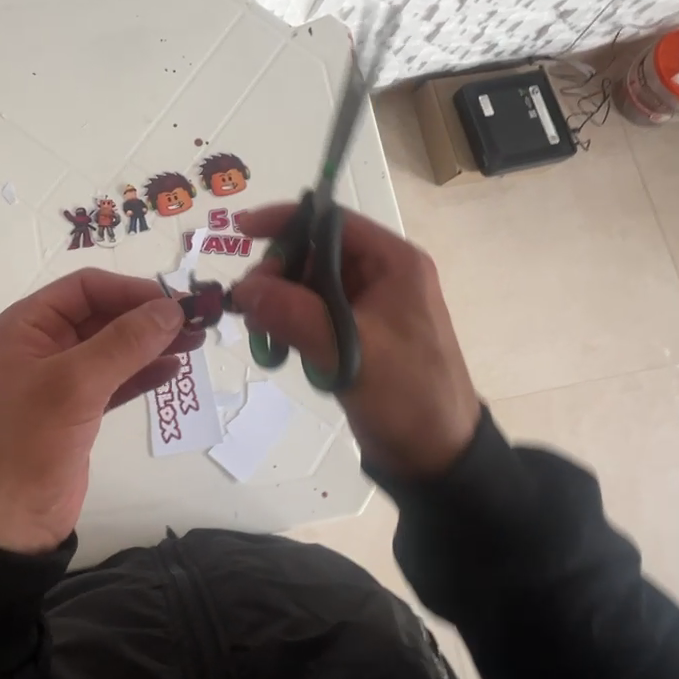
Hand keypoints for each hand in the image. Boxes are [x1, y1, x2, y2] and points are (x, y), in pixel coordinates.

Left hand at [0, 270, 203, 553]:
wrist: (3, 528)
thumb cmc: (27, 444)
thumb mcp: (74, 385)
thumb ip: (125, 343)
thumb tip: (173, 308)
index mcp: (26, 327)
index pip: (85, 289)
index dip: (131, 290)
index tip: (176, 303)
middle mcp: (41, 346)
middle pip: (102, 315)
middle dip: (147, 317)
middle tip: (197, 323)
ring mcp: (58, 381)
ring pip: (113, 348)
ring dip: (152, 344)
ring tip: (196, 343)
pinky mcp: (76, 413)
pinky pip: (115, 381)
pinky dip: (143, 374)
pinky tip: (173, 370)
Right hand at [233, 205, 480, 479]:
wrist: (436, 457)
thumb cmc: (406, 395)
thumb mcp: (348, 349)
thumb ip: (293, 313)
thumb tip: (243, 288)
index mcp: (393, 263)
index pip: (332, 222)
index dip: (286, 221)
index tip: (241, 230)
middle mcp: (381, 275)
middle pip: (314, 252)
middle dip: (277, 272)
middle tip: (249, 303)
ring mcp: (368, 306)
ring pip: (308, 284)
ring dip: (279, 301)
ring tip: (260, 331)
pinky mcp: (355, 333)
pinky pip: (312, 313)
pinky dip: (290, 324)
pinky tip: (276, 346)